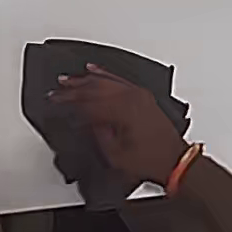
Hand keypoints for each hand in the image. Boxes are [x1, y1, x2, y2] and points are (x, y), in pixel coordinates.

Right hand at [47, 65, 189, 185]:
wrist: (175, 162)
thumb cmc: (151, 161)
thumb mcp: (115, 155)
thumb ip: (97, 134)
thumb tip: (84, 120)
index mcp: (123, 111)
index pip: (87, 103)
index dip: (68, 103)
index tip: (56, 102)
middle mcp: (130, 98)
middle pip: (93, 89)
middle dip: (72, 89)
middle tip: (56, 91)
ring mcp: (137, 94)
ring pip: (104, 81)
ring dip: (83, 80)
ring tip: (66, 79)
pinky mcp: (141, 95)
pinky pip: (118, 79)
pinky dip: (103, 73)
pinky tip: (91, 69)